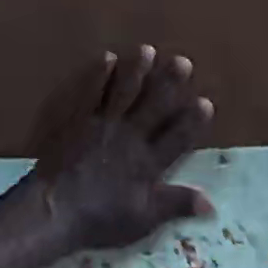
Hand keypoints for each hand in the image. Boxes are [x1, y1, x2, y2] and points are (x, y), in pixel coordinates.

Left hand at [26, 46, 215, 252]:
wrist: (56, 206)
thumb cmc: (101, 217)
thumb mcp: (144, 218)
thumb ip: (175, 204)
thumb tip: (211, 201)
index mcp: (147, 162)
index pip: (177, 138)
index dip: (192, 121)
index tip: (206, 100)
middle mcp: (128, 136)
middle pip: (153, 106)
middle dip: (169, 83)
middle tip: (182, 61)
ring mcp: (102, 123)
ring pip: (124, 91)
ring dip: (136, 70)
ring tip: (147, 49)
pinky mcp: (79, 117)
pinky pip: (91, 91)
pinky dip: (99, 74)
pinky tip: (108, 57)